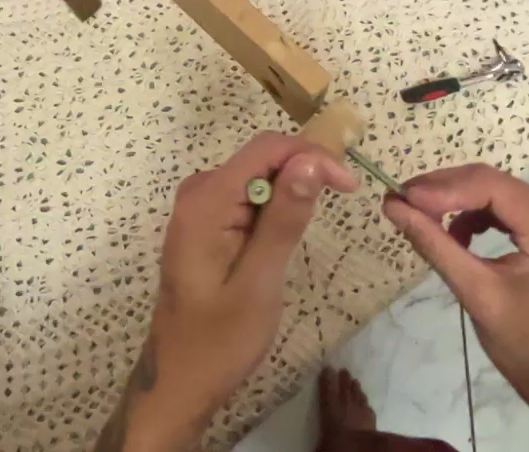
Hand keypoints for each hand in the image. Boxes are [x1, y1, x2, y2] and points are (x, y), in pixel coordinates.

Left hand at [97, 133, 357, 450]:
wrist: (178, 378)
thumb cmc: (219, 340)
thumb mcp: (260, 282)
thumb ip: (283, 219)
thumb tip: (309, 162)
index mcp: (206, 201)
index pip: (265, 150)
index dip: (310, 155)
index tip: (349, 185)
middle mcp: (198, 191)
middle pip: (260, 157)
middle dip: (304, 169)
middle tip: (343, 197)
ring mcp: (198, 205)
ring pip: (256, 175)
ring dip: (290, 188)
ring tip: (318, 218)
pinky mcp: (204, 220)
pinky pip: (245, 194)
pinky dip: (273, 204)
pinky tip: (286, 231)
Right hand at [383, 165, 528, 451]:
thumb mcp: (477, 294)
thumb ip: (434, 244)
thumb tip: (392, 206)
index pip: (489, 186)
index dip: (441, 188)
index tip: (399, 198)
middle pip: (492, 182)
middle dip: (443, 191)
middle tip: (401, 202)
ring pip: (497, 191)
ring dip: (457, 200)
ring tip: (421, 217)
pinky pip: (507, 205)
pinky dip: (477, 214)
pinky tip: (457, 235)